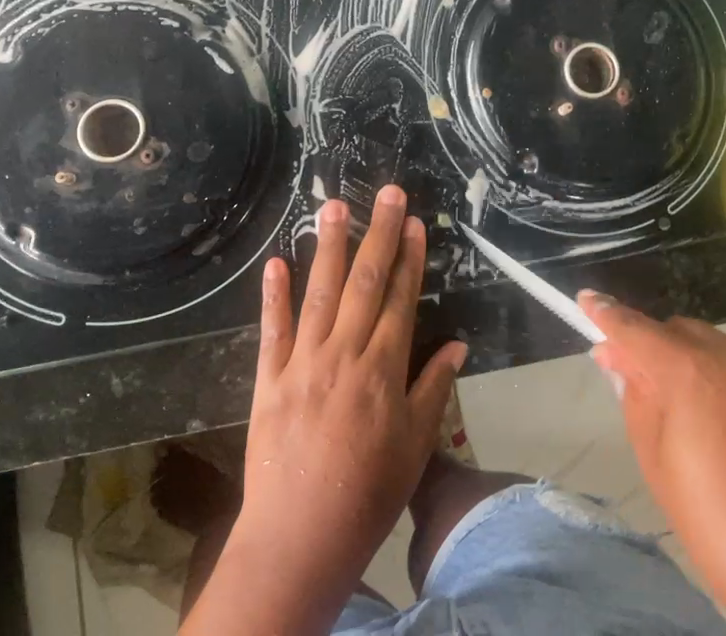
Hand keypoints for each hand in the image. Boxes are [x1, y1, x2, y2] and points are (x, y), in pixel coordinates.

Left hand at [182, 186, 465, 635]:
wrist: (302, 533)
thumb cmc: (370, 491)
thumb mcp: (416, 444)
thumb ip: (434, 388)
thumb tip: (457, 345)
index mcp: (383, 368)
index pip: (401, 299)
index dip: (411, 258)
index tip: (415, 222)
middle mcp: (344, 353)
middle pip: (365, 283)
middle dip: (379, 234)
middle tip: (386, 192)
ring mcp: (302, 363)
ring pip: (319, 293)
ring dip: (330, 248)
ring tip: (334, 205)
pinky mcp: (268, 379)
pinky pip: (272, 329)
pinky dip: (274, 294)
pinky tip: (277, 261)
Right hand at [581, 291, 725, 635]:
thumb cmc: (717, 525)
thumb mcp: (658, 462)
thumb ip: (637, 398)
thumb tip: (620, 359)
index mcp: (691, 372)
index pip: (637, 330)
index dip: (608, 315)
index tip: (588, 301)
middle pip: (685, 333)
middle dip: (661, 349)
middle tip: (649, 385)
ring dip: (708, 371)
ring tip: (712, 428)